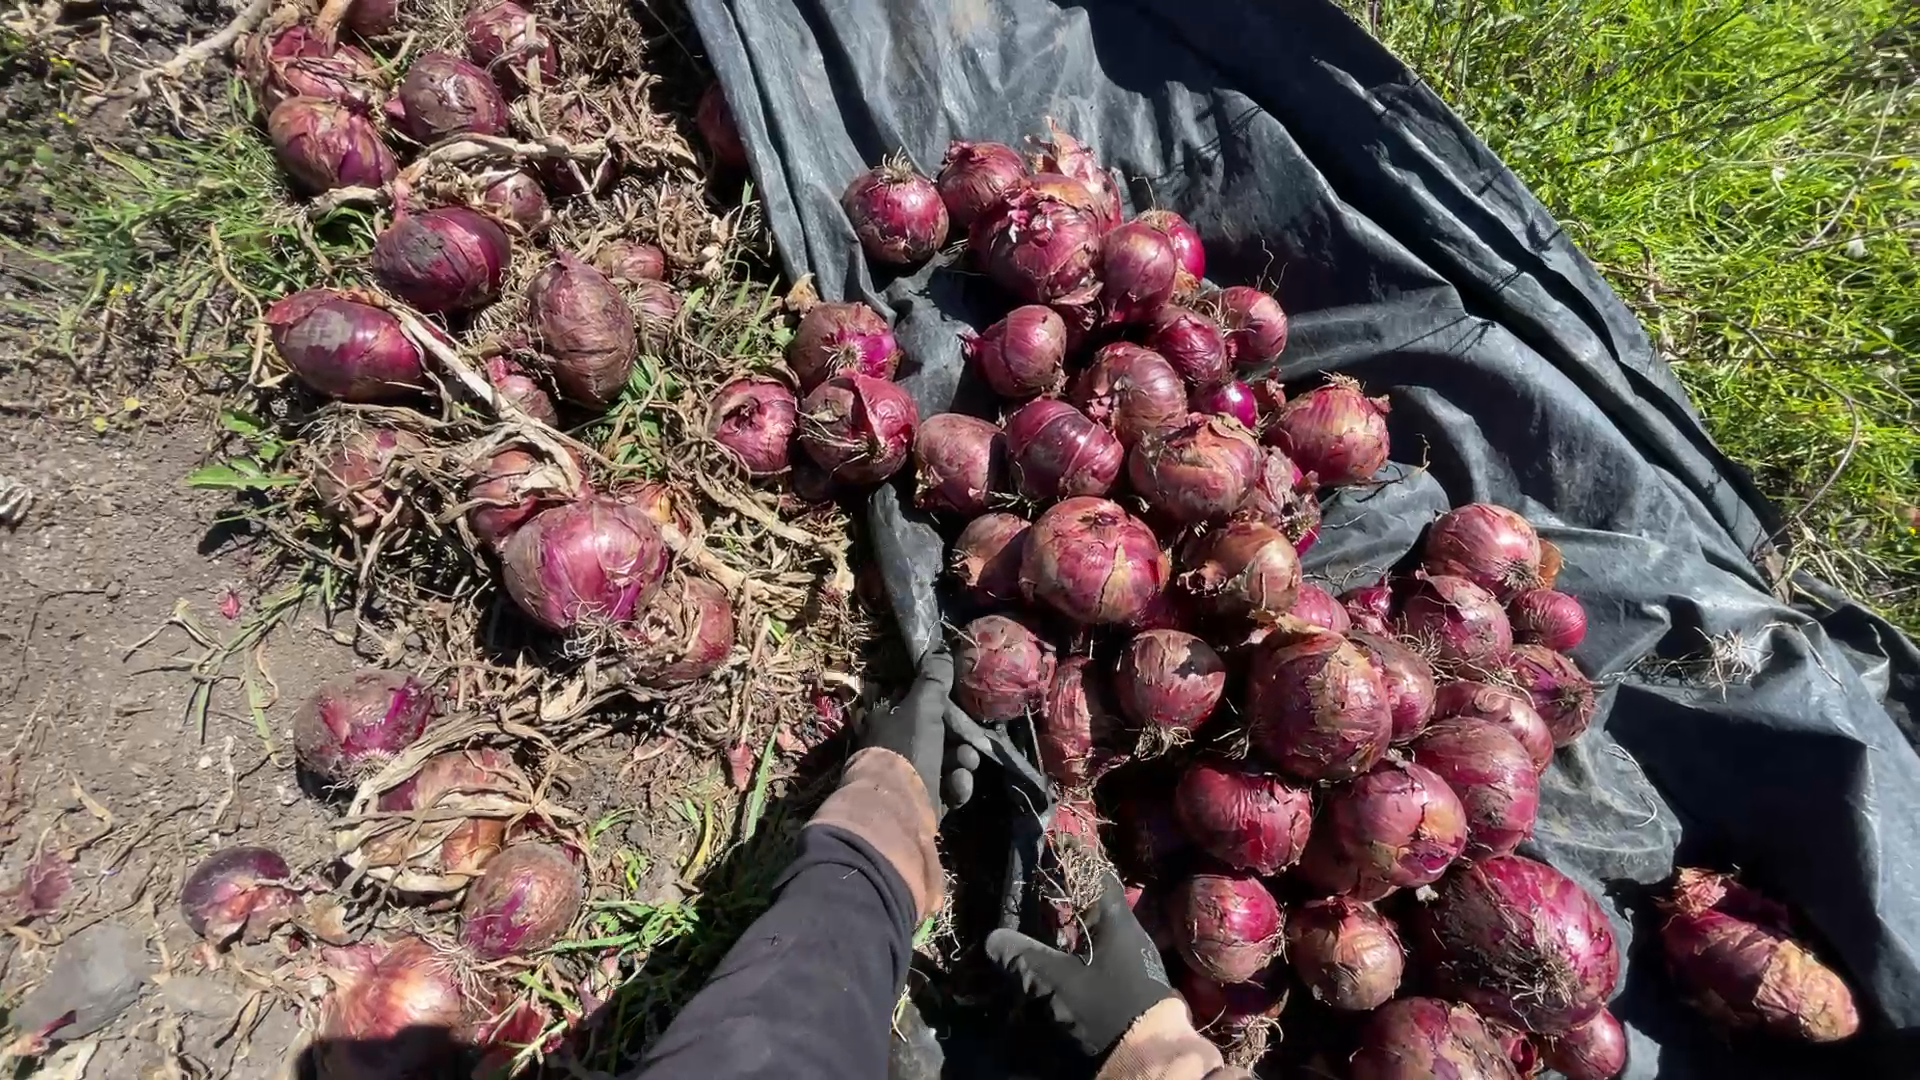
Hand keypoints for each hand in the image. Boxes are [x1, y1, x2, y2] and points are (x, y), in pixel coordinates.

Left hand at [860, 649, 979, 814]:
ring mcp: (910, 778)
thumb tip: (942, 650)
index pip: (919, 706)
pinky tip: (958, 787)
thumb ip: (934, 681)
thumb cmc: (907, 751)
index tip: (962, 708)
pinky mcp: (923, 803)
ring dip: (962, 764)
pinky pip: (948, 789)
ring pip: (947, 763)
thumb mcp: (922, 708)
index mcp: (888, 722)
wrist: (896, 812)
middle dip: (960, 740)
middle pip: (939, 736)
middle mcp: (896, 748)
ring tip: (964, 768)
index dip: (942, 706)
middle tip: (969, 746)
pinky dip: (957, 786)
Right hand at [985, 874, 1172, 1058]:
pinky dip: (1085, 940)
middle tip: (1043, 883)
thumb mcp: (1059, 982)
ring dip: (1078, 917)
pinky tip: (1068, 952)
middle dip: (1071, 889)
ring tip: (1050, 917)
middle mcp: (1129, 928)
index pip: (1096, 871)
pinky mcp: (1135, 976)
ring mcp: (1135, 953)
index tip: (1054, 845)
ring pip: (1101, 922)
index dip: (1075, 856)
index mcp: (1116, 918)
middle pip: (1098, 895)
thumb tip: (992, 938)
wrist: (1150, 1056)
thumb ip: (1025, 958)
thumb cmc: (1106, 1006)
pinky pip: (1106, 944)